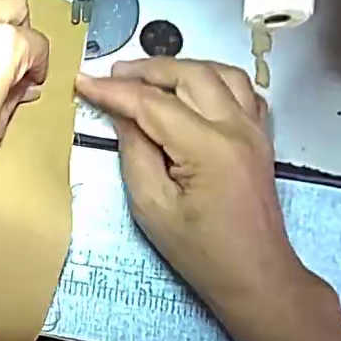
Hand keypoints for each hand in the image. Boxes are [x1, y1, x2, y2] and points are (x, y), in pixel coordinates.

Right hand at [76, 58, 319, 333]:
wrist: (253, 273)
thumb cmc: (196, 248)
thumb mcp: (150, 204)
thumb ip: (135, 152)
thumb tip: (121, 115)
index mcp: (208, 147)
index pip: (152, 103)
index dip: (112, 90)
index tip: (81, 80)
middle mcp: (237, 127)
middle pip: (191, 75)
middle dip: (147, 69)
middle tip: (111, 75)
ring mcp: (254, 129)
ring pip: (221, 73)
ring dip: (180, 67)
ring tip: (145, 77)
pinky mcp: (259, 136)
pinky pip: (241, 89)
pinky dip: (210, 79)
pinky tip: (187, 90)